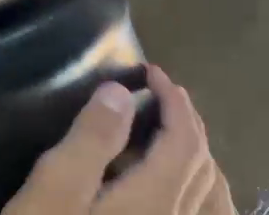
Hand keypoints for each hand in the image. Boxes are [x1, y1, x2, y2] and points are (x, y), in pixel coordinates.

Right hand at [5, 66, 234, 214]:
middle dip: (188, 121)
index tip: (151, 70)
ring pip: (212, 195)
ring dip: (199, 153)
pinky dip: (204, 190)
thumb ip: (92, 140)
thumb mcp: (56, 186)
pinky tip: (186, 188)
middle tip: (162, 89)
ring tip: (176, 128)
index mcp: (154, 200)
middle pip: (202, 166)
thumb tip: (121, 93)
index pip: (183, 142)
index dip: (174, 102)